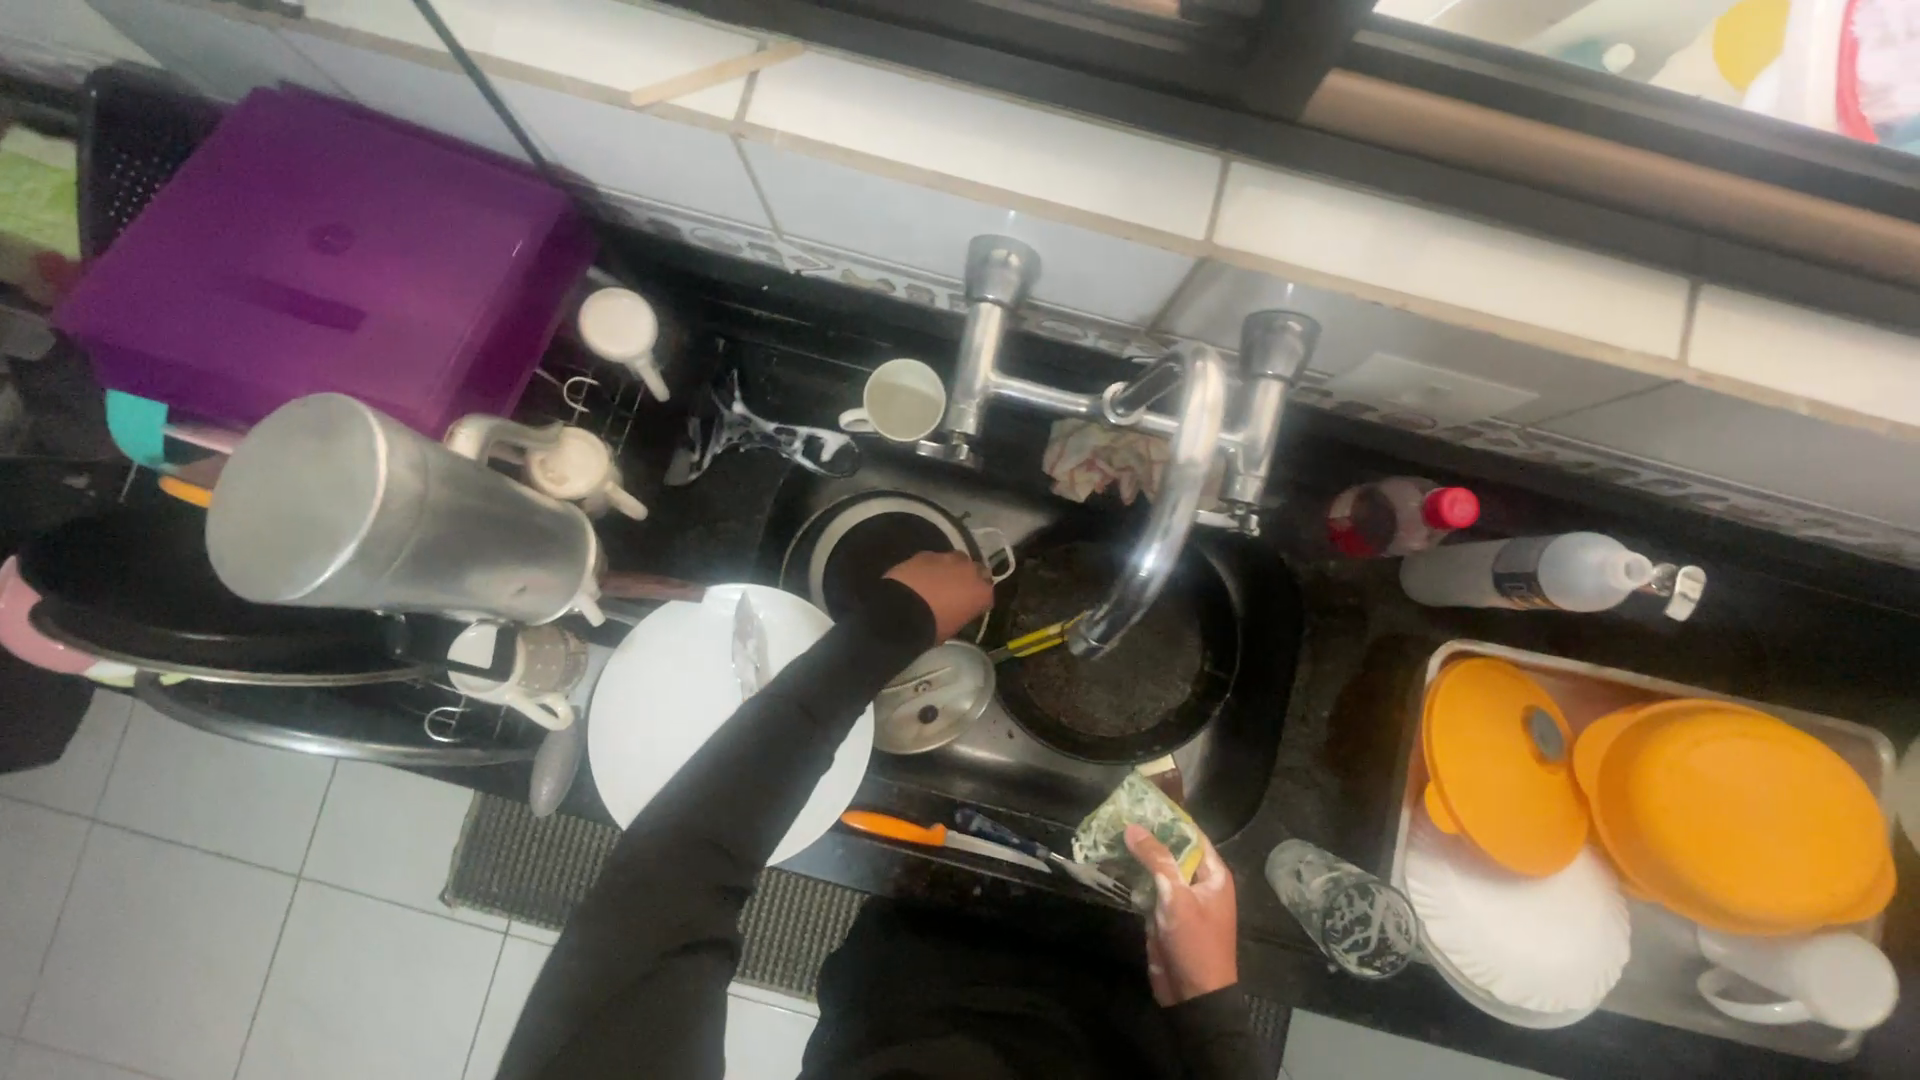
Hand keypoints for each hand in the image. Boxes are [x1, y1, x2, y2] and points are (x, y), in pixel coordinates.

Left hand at [884, 551, 993, 641]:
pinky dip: (932, 565)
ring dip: (953, 568)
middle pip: (977, 571)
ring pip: (958, 559)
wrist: (900, 612)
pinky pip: (935, 558)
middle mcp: (971, 571)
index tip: (970, 605)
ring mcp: (949, 559)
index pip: (988, 594)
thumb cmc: (931, 627)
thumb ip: (961, 612)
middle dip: (970, 578)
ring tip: (940, 579)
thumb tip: (954, 609)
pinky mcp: (927, 554)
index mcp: (982, 593)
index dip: (978, 599)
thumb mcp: (953, 627)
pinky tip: (921, 575)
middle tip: (957, 589)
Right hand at [1126, 824, 1237, 1005]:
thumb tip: (1133, 827)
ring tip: (1108, 831)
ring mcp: (1179, 898)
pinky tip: (1110, 861)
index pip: (1191, 835)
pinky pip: (1146, 887)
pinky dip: (1131, 875)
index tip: (1143, 800)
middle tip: (1118, 813)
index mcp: (1213, 875)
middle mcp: (1197, 882)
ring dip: (1135, 854)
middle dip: (1147, 834)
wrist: (1194, 997)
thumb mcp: (1177, 897)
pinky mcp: (1162, 914)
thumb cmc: (1195, 943)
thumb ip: (1156, 859)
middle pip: (1171, 850)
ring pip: (1155, 868)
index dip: (1169, 817)